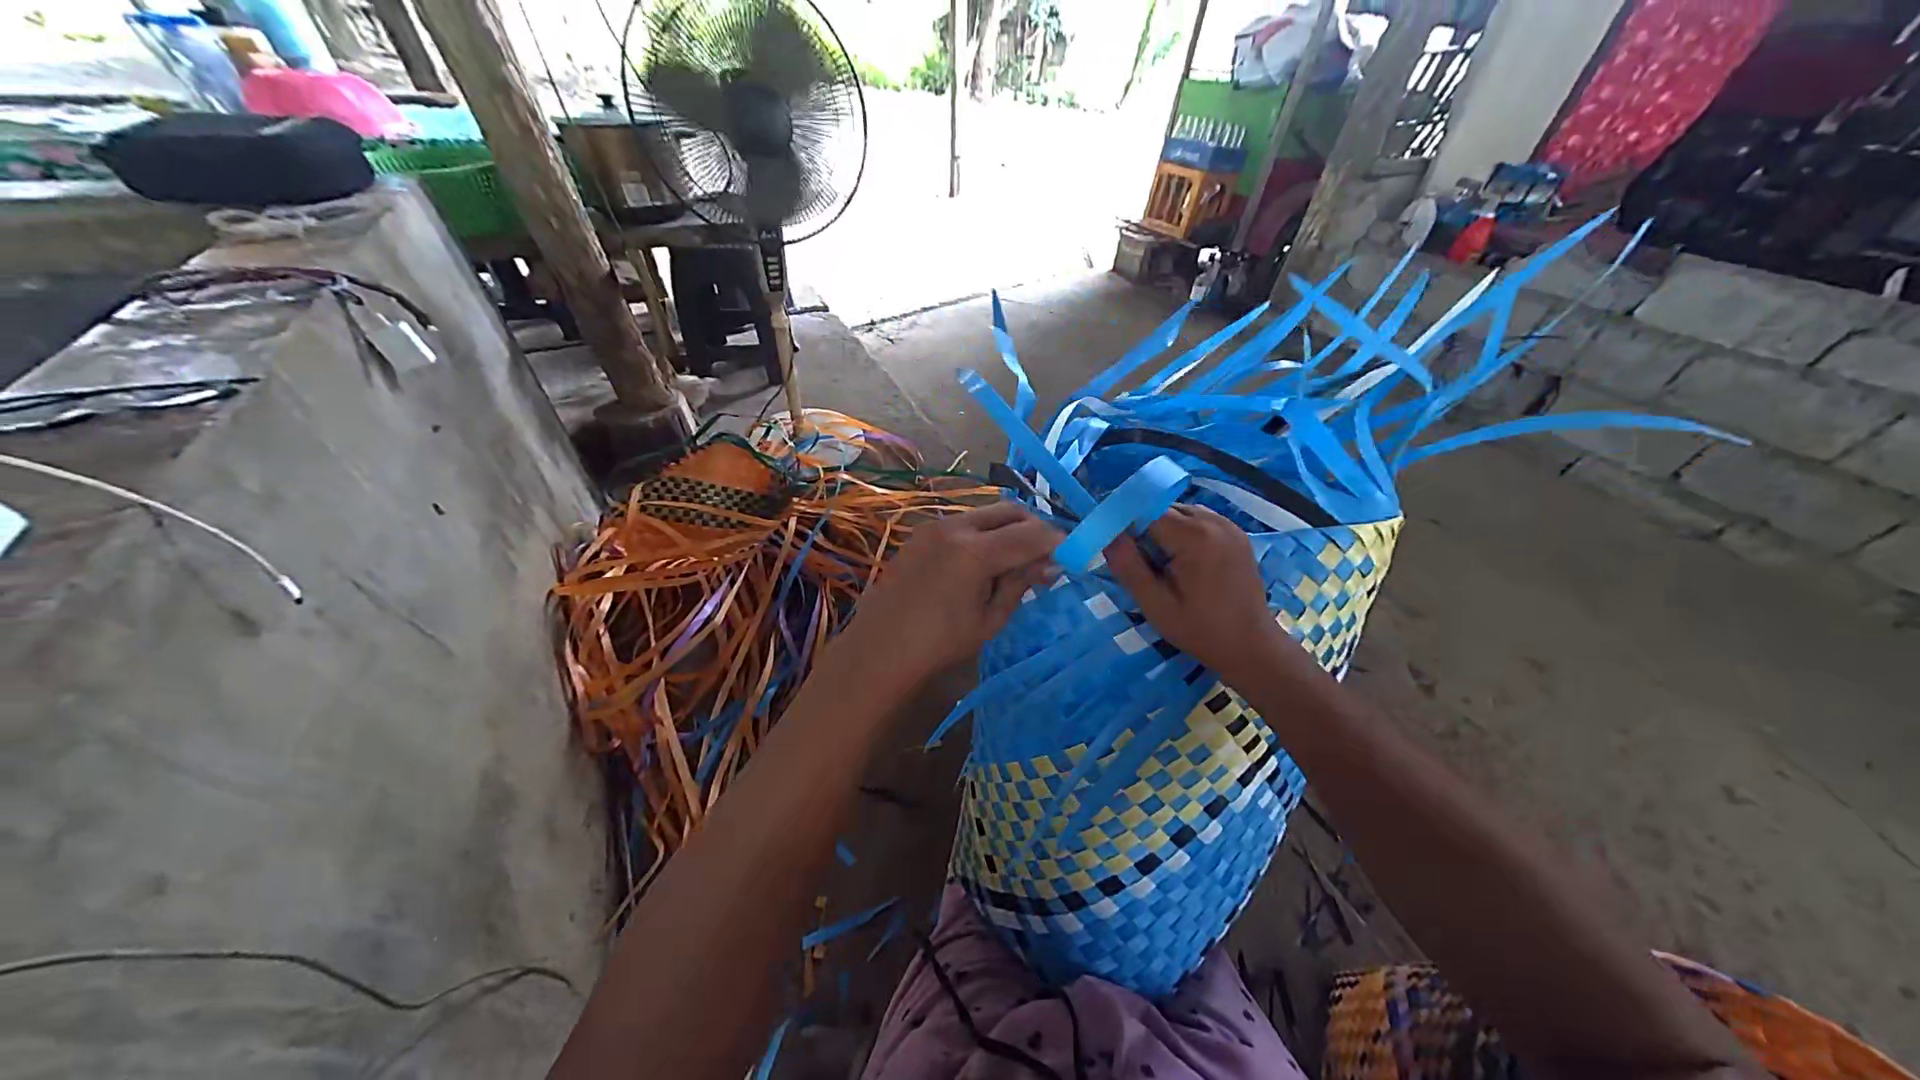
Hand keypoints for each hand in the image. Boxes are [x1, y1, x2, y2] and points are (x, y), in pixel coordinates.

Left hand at [835, 502, 1062, 691]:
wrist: (880, 649)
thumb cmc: (939, 644)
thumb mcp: (989, 619)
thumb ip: (1020, 584)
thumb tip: (1051, 564)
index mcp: (974, 551)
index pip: (1031, 534)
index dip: (1057, 542)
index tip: (1072, 555)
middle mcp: (955, 527)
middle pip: (1010, 511)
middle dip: (1034, 528)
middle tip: (1046, 556)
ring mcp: (935, 526)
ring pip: (987, 513)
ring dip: (1009, 528)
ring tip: (1017, 561)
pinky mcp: (922, 533)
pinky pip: (965, 522)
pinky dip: (985, 533)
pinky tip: (985, 561)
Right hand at [1103, 505, 1308, 685]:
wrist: (1250, 646)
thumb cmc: (1199, 629)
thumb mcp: (1154, 603)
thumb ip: (1127, 566)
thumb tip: (1106, 535)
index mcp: (1194, 537)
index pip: (1147, 512)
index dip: (1127, 526)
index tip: (1118, 549)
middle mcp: (1215, 522)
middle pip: (1165, 509)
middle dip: (1146, 529)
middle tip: (1142, 564)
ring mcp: (1230, 526)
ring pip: (1182, 513)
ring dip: (1165, 530)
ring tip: (1163, 565)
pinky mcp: (1237, 535)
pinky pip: (1201, 521)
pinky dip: (1185, 532)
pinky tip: (1184, 561)